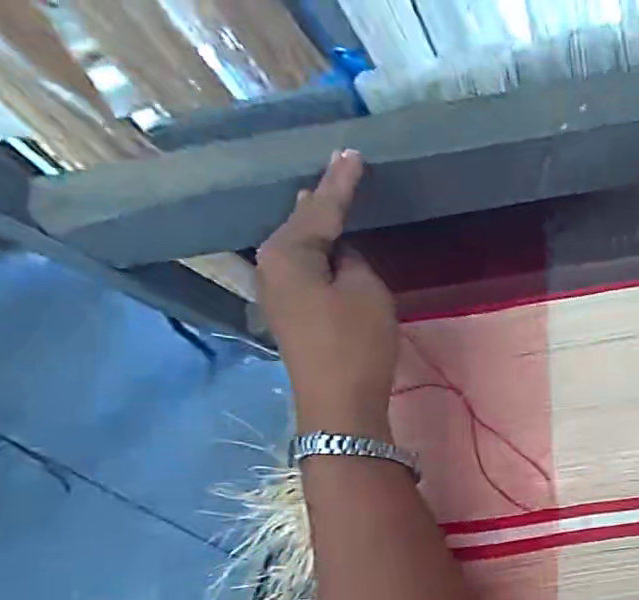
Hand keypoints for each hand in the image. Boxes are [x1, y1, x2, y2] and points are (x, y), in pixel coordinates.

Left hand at [257, 149, 398, 437]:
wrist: (339, 405)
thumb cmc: (354, 344)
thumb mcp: (367, 292)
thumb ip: (355, 261)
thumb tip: (343, 255)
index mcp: (286, 252)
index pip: (321, 208)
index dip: (341, 182)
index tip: (352, 153)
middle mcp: (270, 267)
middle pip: (300, 226)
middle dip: (321, 204)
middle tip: (339, 175)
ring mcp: (276, 295)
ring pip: (300, 250)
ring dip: (318, 232)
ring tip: (331, 206)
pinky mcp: (290, 318)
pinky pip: (305, 273)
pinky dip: (319, 259)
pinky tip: (328, 254)